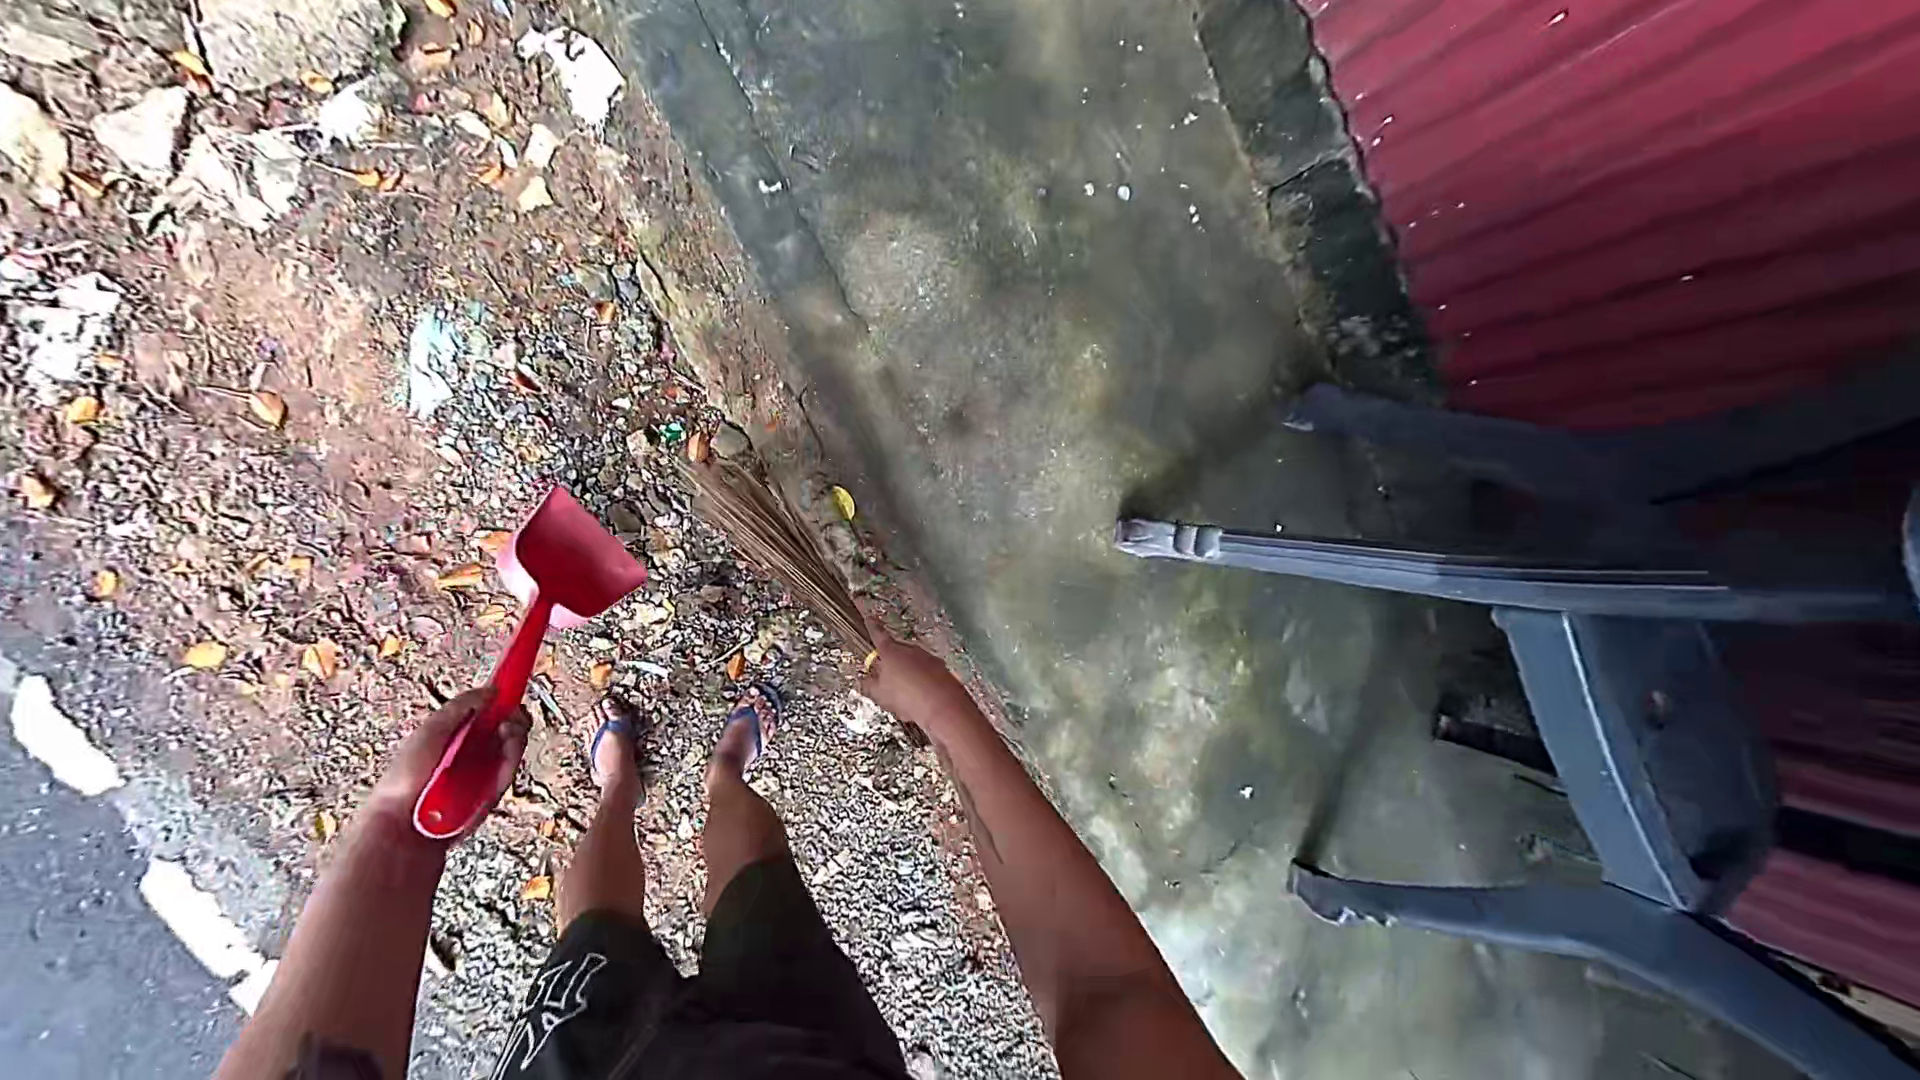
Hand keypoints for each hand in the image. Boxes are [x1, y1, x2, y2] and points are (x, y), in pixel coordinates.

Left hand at [364, 688, 529, 840]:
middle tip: (508, 722)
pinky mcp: (494, 790)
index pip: (491, 709)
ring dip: (514, 740)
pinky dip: (509, 764)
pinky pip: (512, 770)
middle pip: (510, 725)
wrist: (405, 825)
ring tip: (505, 738)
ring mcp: (485, 770)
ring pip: (515, 746)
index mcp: (458, 732)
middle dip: (516, 720)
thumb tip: (494, 689)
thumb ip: (461, 706)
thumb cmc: (405, 780)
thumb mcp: (430, 731)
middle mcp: (473, 749)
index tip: (515, 691)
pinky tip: (501, 761)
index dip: (505, 701)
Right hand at [861, 622, 978, 739]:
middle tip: (886, 677)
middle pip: (898, 650)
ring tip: (905, 694)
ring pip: (914, 662)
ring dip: (909, 674)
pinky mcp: (943, 670)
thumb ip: (868, 685)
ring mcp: (929, 658)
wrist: (942, 706)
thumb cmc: (909, 696)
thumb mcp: (879, 694)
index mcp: (891, 651)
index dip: (872, 626)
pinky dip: (924, 682)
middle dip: (892, 662)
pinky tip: (920, 697)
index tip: (870, 618)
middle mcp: (912, 650)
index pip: (878, 634)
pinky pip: (929, 673)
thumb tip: (862, 681)